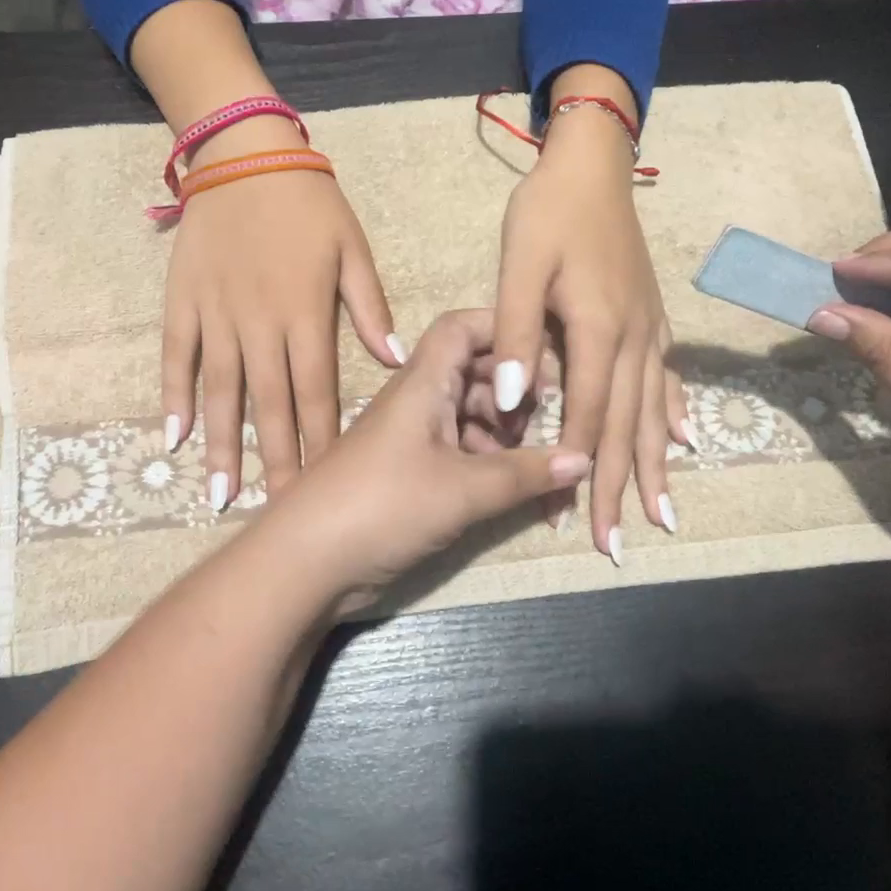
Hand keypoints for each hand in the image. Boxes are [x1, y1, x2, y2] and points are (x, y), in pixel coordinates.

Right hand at [162, 170, 403, 509]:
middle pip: (270, 405)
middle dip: (276, 461)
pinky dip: (173, 399)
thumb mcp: (353, 249)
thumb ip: (370, 308)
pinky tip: (173, 440)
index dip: (322, 442)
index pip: (318, 392)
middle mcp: (260, 326)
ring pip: (220, 393)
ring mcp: (216, 318)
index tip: (327, 486)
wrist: (244, 156)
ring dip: (223, 446)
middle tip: (277, 512)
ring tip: (223, 496)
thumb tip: (396, 361)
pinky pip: (176, 359)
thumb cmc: (309, 204)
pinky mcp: (182, 305)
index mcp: (306, 315)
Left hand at [254, 309, 590, 610]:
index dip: (506, 329)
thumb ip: (525, 474)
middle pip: (479, 376)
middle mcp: (422, 401)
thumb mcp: (461, 489)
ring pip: (476, 420)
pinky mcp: (417, 478)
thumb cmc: (382, 505)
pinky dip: (497, 469)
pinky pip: (467, 458)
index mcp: (424, 382)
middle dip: (522, 396)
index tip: (550, 353)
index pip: (464, 328)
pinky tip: (526, 495)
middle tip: (561, 423)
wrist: (306, 562)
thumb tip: (585, 459)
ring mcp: (418, 441)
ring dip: (514, 439)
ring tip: (551, 467)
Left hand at [491, 102, 687, 565]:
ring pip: (655, 409)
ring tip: (665, 512)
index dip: (582, 469)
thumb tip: (520, 402)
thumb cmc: (546, 214)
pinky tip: (686, 440)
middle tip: (622, 541)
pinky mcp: (654, 319)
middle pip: (628, 425)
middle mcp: (633, 338)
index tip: (578, 520)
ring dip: (658, 464)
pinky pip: (668, 378)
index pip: (590, 414)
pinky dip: (675, 414)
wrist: (592, 166)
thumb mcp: (520, 267)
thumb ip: (519, 335)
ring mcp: (650, 329)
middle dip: (624, 486)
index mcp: (597, 329)